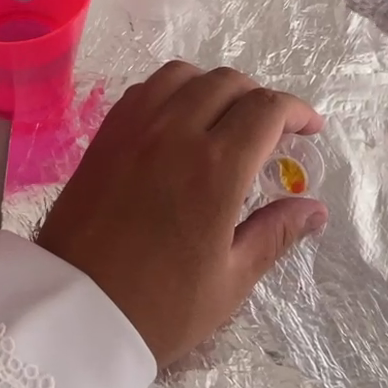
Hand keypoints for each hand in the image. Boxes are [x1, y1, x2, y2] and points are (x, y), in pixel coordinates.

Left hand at [36, 62, 327, 365]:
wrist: (73, 312)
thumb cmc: (159, 307)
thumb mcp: (230, 281)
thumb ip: (275, 234)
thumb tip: (315, 208)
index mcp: (217, 168)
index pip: (267, 109)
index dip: (297, 111)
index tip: (309, 129)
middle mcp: (177, 132)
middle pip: (229, 82)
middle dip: (261, 98)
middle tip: (271, 131)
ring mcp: (136, 128)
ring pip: (185, 74)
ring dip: (215, 85)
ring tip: (225, 117)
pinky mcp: (106, 134)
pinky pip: (147, 88)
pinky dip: (174, 90)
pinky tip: (179, 120)